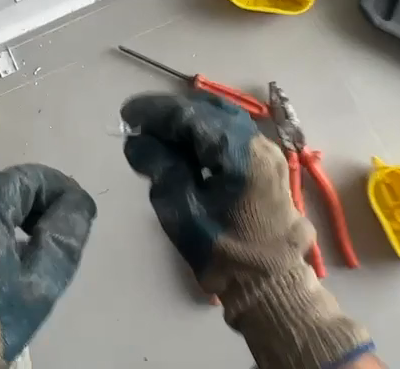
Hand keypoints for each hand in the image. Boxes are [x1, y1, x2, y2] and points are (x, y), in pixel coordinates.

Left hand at [0, 164, 96, 368]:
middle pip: (6, 186)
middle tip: (60, 228)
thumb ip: (63, 236)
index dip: (60, 190)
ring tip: (35, 242)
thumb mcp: (39, 281)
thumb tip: (78, 203)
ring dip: (13, 214)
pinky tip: (0, 255)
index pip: (31, 177)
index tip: (79, 211)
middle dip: (38, 201)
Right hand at [119, 91, 297, 289]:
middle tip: (140, 122)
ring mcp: (267, 152)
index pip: (190, 115)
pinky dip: (204, 133)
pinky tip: (184, 146)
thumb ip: (158, 166)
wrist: (271, 288)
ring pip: (221, 119)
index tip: (127, 114)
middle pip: (207, 110)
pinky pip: (231, 134)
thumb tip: (138, 140)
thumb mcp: (181, 210)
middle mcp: (258, 142)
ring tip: (158, 132)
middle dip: (171, 113)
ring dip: (187, 122)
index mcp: (240, 152)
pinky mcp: (266, 164)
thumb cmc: (224, 253)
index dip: (155, 111)